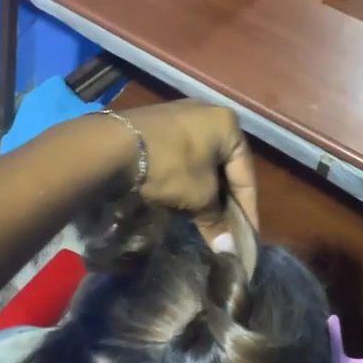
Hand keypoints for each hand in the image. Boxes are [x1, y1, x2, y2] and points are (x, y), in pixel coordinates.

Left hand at [115, 100, 259, 237]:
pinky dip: (186, 177)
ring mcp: (180, 114)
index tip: (247, 238)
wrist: (115, 145)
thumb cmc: (171, 166)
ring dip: (204, 190)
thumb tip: (228, 250)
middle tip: (226, 229)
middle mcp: (208, 112)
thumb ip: (217, 220)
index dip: (247, 211)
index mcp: (228, 124)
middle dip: (224, 200)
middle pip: (224, 165)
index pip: (246, 174)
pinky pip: (182, 154)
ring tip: (203, 217)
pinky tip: (181, 196)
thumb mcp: (199, 196)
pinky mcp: (158, 122)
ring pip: (202, 160)